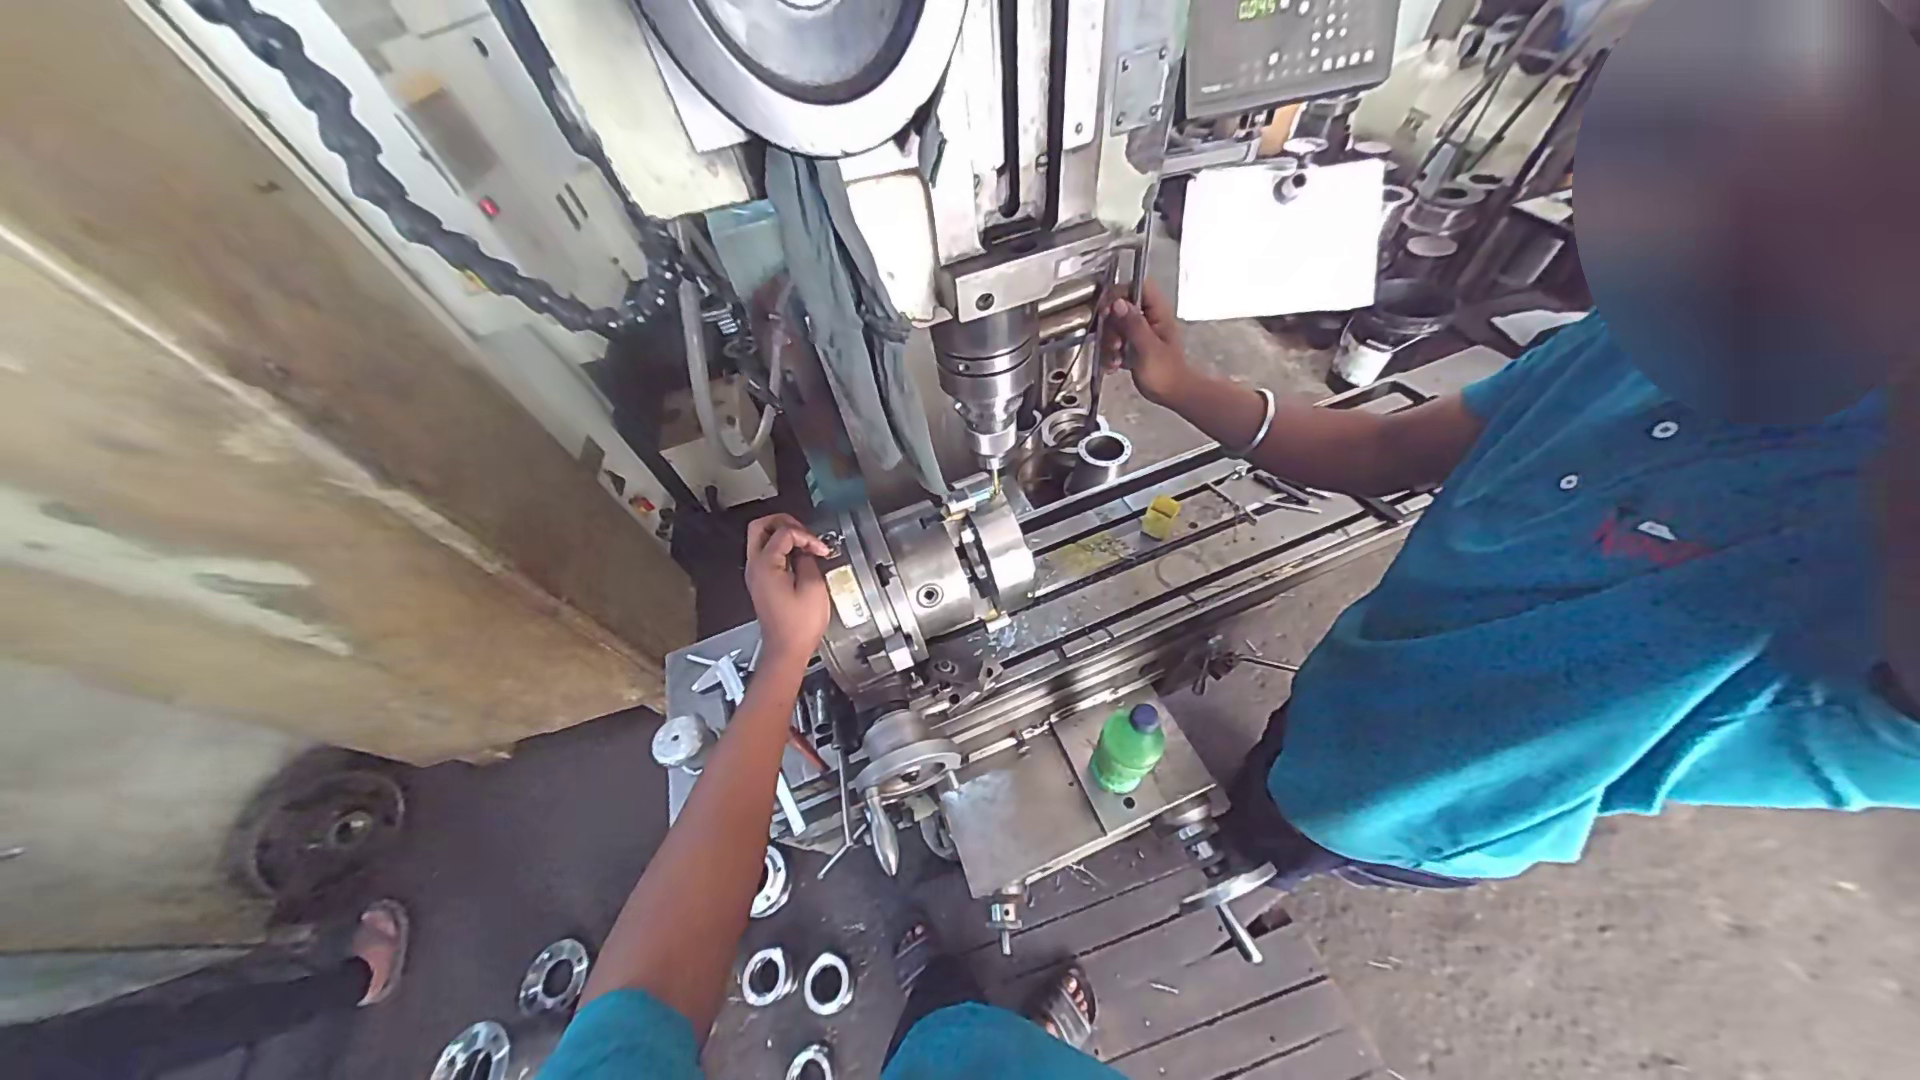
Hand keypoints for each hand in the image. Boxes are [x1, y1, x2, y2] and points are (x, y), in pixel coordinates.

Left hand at [744, 514, 832, 666]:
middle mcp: (754, 567)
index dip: (806, 536)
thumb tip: (807, 550)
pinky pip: (765, 554)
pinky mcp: (760, 583)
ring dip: (782, 534)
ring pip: (760, 539)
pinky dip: (780, 548)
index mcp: (765, 565)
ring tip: (804, 542)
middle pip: (760, 527)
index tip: (821, 549)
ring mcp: (755, 575)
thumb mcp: (813, 587)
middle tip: (805, 530)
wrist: (786, 650)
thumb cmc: (799, 624)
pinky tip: (799, 556)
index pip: (784, 532)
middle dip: (784, 522)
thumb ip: (808, 560)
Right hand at [1102, 279, 1188, 407]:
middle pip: (1120, 307)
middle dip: (1111, 327)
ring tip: (1116, 359)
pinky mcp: (1132, 345)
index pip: (1137, 286)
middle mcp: (1148, 317)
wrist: (1172, 394)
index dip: (1118, 294)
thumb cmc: (1165, 373)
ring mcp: (1140, 331)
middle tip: (1115, 344)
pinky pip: (1115, 341)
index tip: (1106, 312)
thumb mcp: (1147, 348)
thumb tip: (1117, 302)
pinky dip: (1111, 354)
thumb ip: (1133, 324)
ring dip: (1109, 343)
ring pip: (1114, 326)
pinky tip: (1114, 366)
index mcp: (1157, 312)